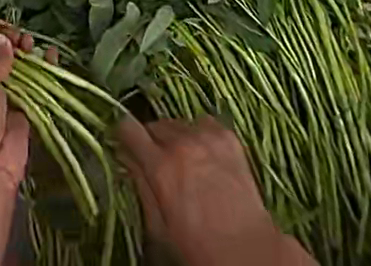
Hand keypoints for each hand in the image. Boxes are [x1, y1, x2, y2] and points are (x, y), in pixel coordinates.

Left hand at [0, 30, 32, 265]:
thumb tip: (4, 40)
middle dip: (7, 44)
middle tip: (18, 36)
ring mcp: (1, 101)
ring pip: (15, 70)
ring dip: (25, 55)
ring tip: (31, 44)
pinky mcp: (22, 113)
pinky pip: (33, 87)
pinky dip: (43, 71)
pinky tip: (51, 55)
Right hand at [116, 118, 314, 265]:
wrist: (247, 248)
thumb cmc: (198, 246)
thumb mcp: (158, 225)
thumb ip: (139, 186)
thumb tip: (125, 158)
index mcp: (160, 166)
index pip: (129, 128)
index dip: (122, 133)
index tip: (123, 141)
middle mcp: (181, 143)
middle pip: (154, 124)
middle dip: (150, 140)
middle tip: (156, 161)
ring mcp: (207, 135)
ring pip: (178, 122)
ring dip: (175, 136)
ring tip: (183, 160)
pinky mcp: (227, 135)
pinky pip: (203, 122)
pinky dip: (198, 132)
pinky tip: (202, 153)